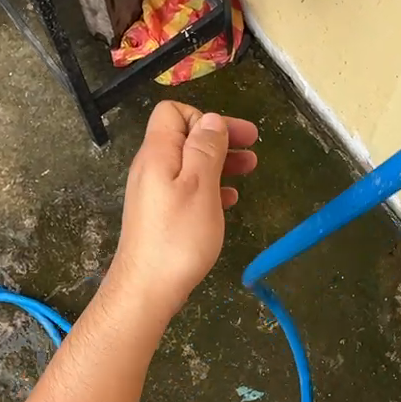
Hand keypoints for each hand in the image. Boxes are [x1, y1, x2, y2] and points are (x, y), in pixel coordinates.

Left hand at [105, 102, 258, 320]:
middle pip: (185, 138)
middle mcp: (151, 169)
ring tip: (249, 171)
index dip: (204, 117)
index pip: (173, 112)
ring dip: (220, 164)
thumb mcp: (200, 186)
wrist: (147, 289)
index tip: (232, 137)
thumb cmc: (178, 238)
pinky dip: (210, 189)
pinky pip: (187, 190)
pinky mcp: (159, 217)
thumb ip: (206, 149)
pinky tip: (229, 201)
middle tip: (254, 147)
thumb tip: (211, 119)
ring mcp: (154, 194)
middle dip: (220, 139)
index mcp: (158, 154)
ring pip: (189, 166)